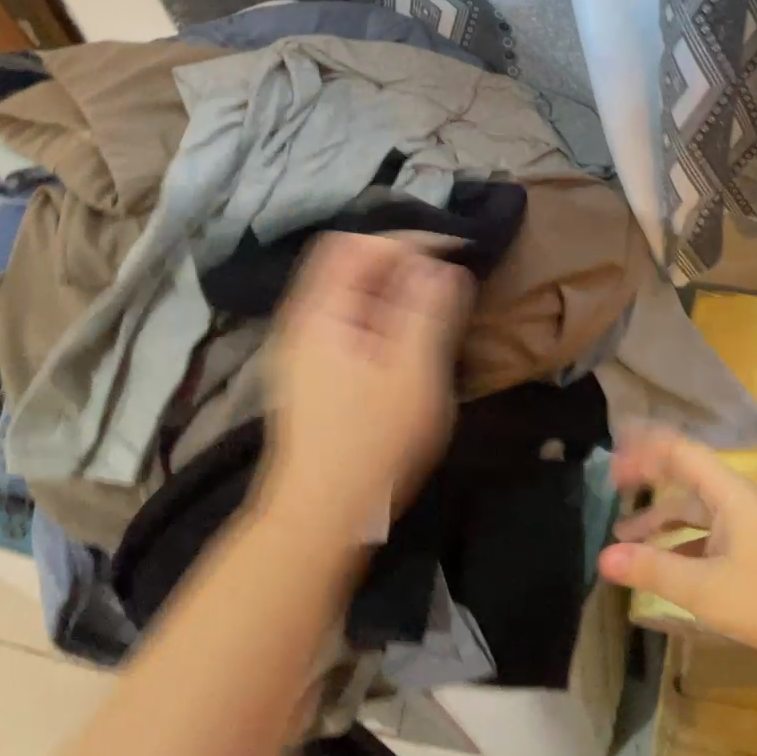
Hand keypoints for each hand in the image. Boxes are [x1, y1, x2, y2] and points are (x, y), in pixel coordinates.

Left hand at [259, 233, 472, 542]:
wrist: (323, 515)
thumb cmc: (374, 441)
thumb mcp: (414, 370)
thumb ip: (429, 310)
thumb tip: (441, 266)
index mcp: (320, 313)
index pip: (356, 245)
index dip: (407, 240)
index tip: (454, 253)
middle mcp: (302, 322)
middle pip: (349, 266)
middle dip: (403, 264)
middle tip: (448, 284)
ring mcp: (304, 350)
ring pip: (351, 297)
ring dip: (395, 292)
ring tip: (437, 312)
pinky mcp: (314, 375)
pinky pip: (349, 323)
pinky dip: (383, 318)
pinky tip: (409, 345)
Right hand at [599, 431, 756, 663]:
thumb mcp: (703, 588)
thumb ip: (653, 569)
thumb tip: (604, 557)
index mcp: (729, 493)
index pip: (681, 452)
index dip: (645, 449)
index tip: (613, 458)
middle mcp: (737, 497)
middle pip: (686, 475)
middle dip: (649, 478)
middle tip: (612, 485)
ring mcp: (746, 520)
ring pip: (695, 507)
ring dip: (661, 517)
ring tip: (623, 534)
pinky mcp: (751, 544)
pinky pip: (707, 530)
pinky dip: (680, 539)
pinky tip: (661, 562)